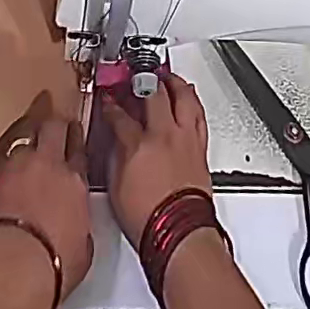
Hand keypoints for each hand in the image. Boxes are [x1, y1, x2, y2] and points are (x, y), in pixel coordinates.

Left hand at [0, 96, 93, 308]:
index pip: (79, 148)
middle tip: (54, 121)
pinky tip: (8, 165)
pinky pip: (3, 156)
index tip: (75, 134)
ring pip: (25, 134)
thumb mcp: (83, 245)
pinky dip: (8, 158)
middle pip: (53, 127)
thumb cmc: (51, 266)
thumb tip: (72, 221)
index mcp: (75, 181)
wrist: (13, 270)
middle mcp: (48, 165)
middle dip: (54, 122)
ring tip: (29, 138)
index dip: (76, 138)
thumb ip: (79, 220)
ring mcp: (18, 167)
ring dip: (29, 135)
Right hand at [99, 73, 212, 244]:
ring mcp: (185, 140)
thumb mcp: (116, 186)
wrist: (179, 234)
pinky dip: (192, 102)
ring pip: (184, 98)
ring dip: (174, 83)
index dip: (111, 105)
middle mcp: (164, 136)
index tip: (109, 101)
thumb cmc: (149, 218)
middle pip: (154, 94)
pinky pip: (198, 115)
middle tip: (138, 74)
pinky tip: (190, 99)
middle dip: (143, 80)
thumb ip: (116, 156)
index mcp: (138, 144)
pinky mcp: (200, 148)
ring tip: (168, 76)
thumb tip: (116, 141)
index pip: (120, 115)